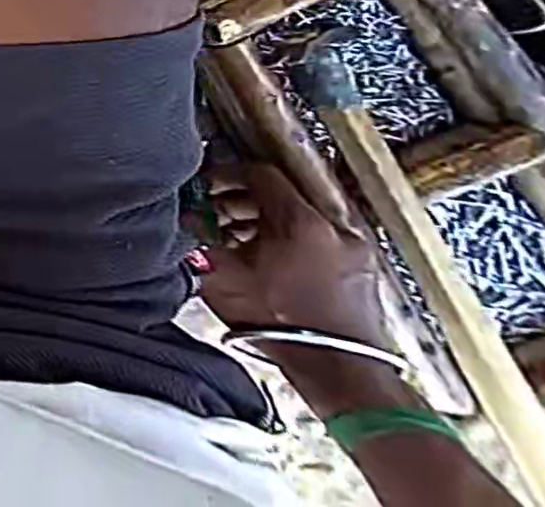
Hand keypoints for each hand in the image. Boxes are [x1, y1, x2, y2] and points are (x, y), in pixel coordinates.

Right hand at [199, 162, 388, 348]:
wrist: (339, 372)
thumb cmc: (278, 322)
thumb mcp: (221, 273)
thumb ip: (199, 236)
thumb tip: (186, 217)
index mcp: (302, 220)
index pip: (259, 173)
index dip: (225, 175)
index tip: (204, 187)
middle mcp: (334, 226)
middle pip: (280, 192)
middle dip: (240, 199)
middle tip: (212, 213)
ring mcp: (353, 249)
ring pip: (298, 214)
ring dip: (262, 218)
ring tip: (232, 238)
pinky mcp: (359, 270)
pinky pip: (316, 236)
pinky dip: (286, 236)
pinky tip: (261, 257)